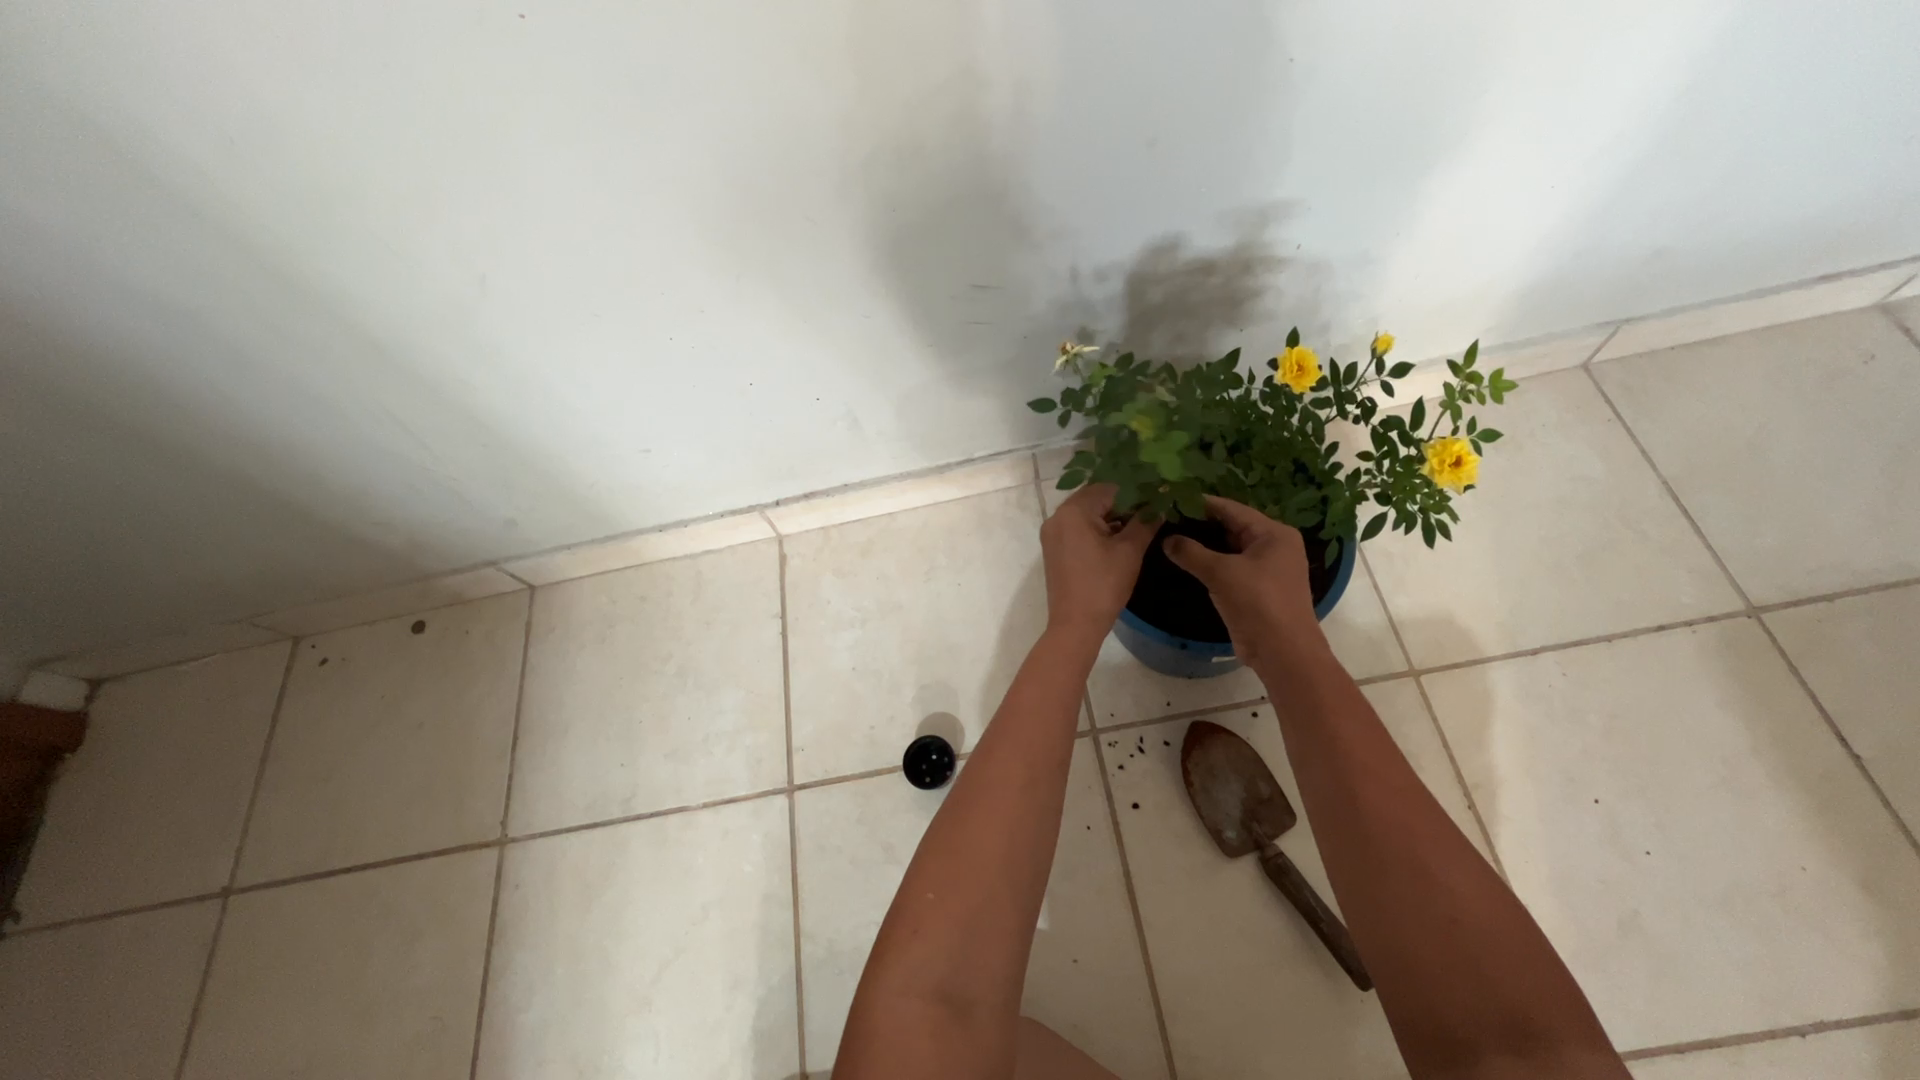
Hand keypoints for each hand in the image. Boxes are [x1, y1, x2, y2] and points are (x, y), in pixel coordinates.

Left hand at [1040, 484, 1156, 643]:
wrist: (1075, 624)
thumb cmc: (1104, 585)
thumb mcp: (1130, 551)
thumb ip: (1145, 522)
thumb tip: (1160, 505)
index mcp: (1074, 511)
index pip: (1109, 487)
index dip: (1135, 491)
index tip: (1157, 496)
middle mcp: (1057, 516)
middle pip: (1094, 497)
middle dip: (1122, 502)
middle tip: (1150, 508)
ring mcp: (1052, 533)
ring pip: (1086, 513)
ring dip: (1110, 515)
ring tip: (1139, 522)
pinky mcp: (1053, 548)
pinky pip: (1077, 528)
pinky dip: (1097, 528)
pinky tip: (1119, 536)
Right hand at [1161, 495, 1328, 666]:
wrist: (1283, 652)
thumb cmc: (1258, 603)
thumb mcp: (1221, 573)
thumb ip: (1191, 552)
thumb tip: (1167, 539)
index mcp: (1273, 533)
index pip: (1231, 509)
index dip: (1200, 502)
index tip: (1171, 496)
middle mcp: (1274, 545)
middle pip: (1231, 526)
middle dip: (1200, 523)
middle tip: (1166, 517)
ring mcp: (1267, 568)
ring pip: (1229, 548)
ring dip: (1203, 544)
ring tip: (1170, 535)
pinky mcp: (1257, 588)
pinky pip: (1230, 567)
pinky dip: (1210, 563)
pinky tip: (1186, 561)